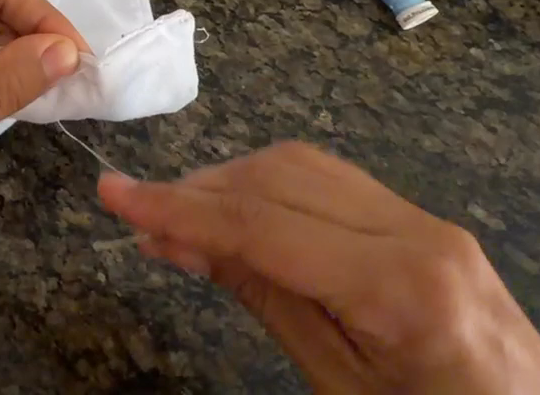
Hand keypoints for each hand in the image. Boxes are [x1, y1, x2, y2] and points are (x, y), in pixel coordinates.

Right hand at [98, 143, 539, 394]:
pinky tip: (239, 214)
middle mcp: (419, 231)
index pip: (260, 224)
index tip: (111, 192)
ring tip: (182, 216)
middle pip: (278, 177)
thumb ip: (260, 295)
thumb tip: (171, 239)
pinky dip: (269, 189)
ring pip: (299, 166)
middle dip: (200, 189)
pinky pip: (329, 183)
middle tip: (141, 215)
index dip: (176, 205)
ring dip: (230, 182)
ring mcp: (428, 220)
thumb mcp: (338, 384)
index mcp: (402, 287)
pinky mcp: (425, 223)